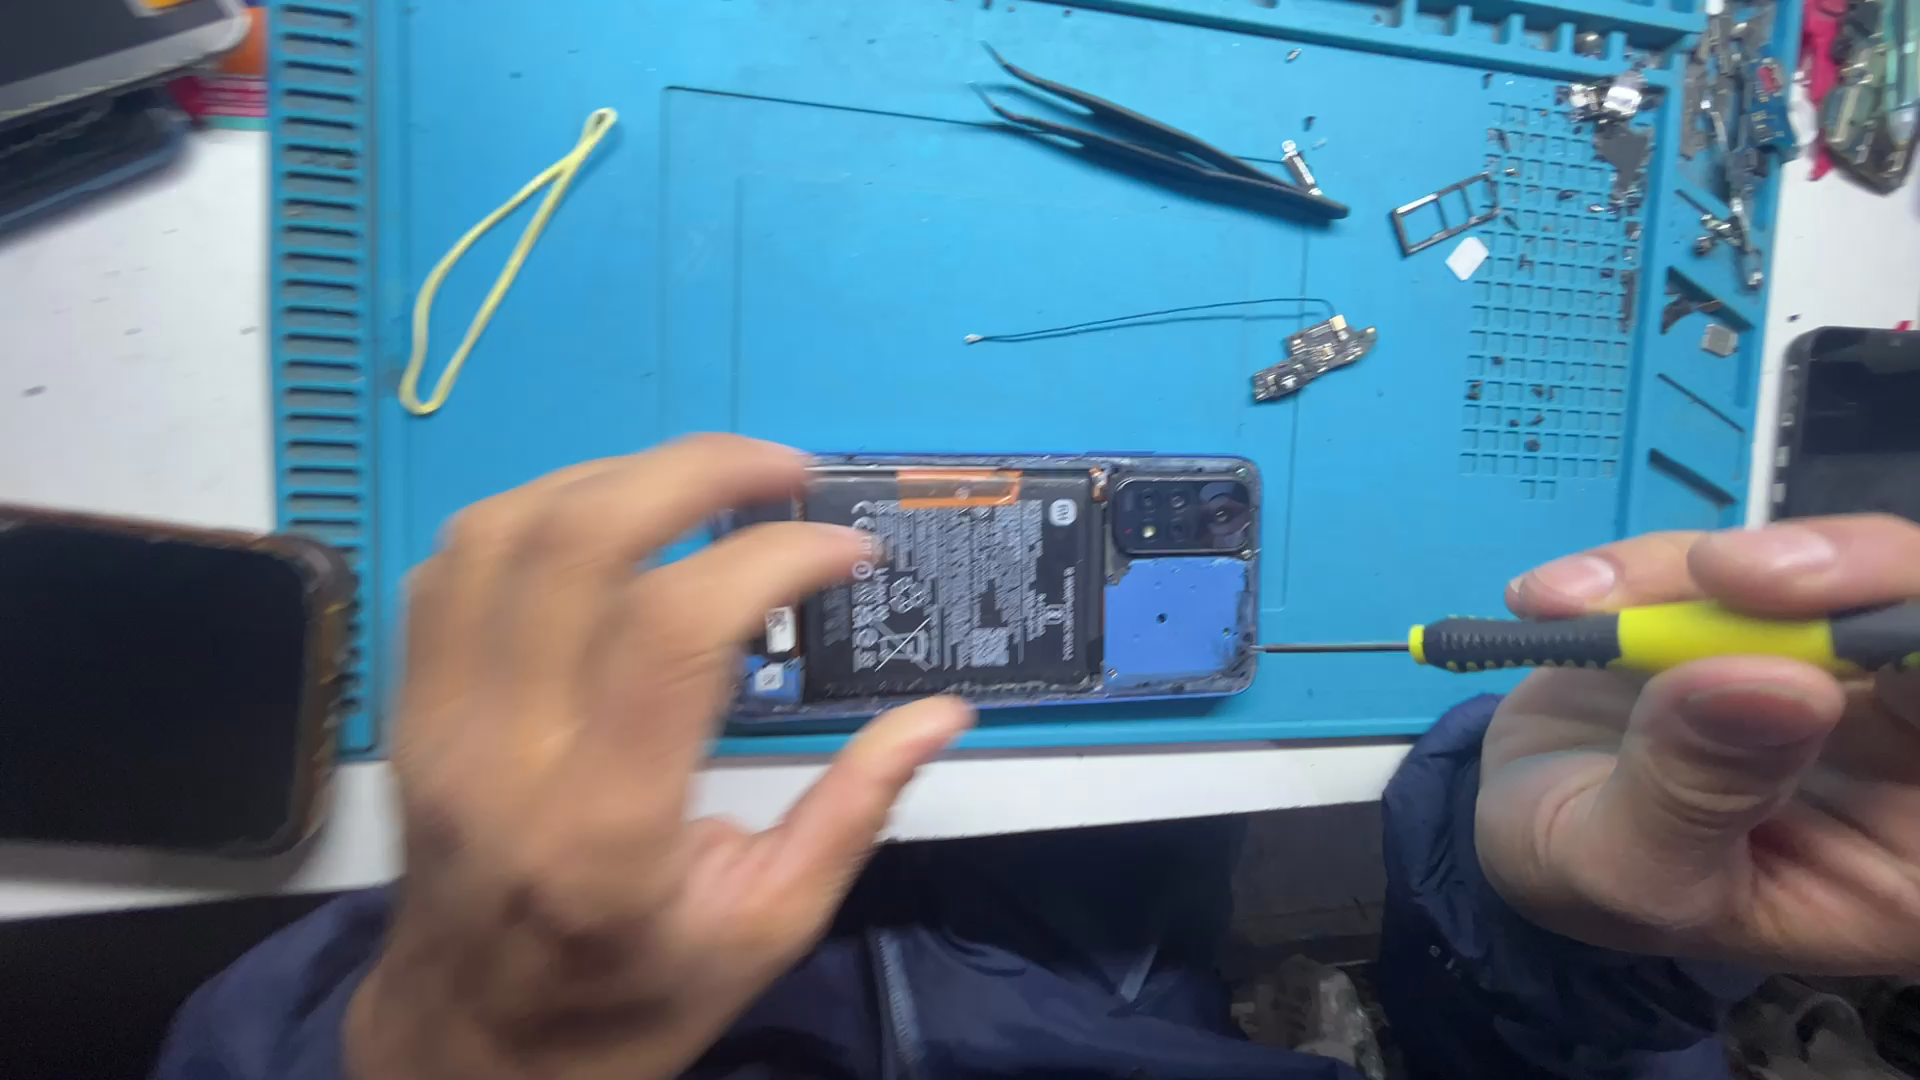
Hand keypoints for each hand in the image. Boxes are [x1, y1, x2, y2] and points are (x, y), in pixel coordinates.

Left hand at [344, 435, 973, 1079]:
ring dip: (623, 475)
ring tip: (709, 482)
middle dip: (699, 471)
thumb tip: (942, 714)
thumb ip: (859, 808)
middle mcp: (505, 754)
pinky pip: (461, 559)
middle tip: (784, 472)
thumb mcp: (774, 926)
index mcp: (607, 826)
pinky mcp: (412, 705)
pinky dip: (549, 507)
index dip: (776, 558)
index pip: (679, 629)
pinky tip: (620, 520)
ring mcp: (438, 721)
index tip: (848, 552)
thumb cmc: (636, 995)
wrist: (471, 1052)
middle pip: (581, 542)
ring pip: (508, 529)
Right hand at [1475, 514, 1919, 972]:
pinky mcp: (1723, 623)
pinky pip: (1701, 562)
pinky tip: (1545, 602)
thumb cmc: (1578, 879)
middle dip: (1841, 571)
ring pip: (1810, 567)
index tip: (1816, 622)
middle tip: (1717, 573)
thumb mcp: (1626, 866)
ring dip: (1675, 570)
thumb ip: (1695, 790)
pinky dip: (1618, 569)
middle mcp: (1899, 741)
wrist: (1504, 829)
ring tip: (1564, 607)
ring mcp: (1809, 673)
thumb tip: (1778, 682)